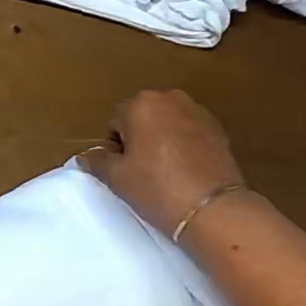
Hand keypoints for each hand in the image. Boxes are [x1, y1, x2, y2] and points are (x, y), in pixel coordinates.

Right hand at [79, 90, 247, 236]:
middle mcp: (171, 98)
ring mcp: (199, 112)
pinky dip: (185, 146)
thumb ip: (98, 161)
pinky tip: (187, 171)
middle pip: (144, 118)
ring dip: (163, 141)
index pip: (116, 122)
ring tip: (167, 173)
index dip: (116, 148)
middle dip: (140, 140)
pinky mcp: (218, 129)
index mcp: (142, 103)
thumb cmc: (158, 189)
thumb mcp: (118, 178)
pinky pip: (191, 134)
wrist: (212, 207)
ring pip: (169, 124)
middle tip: (144, 172)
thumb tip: (87, 156)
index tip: (125, 171)